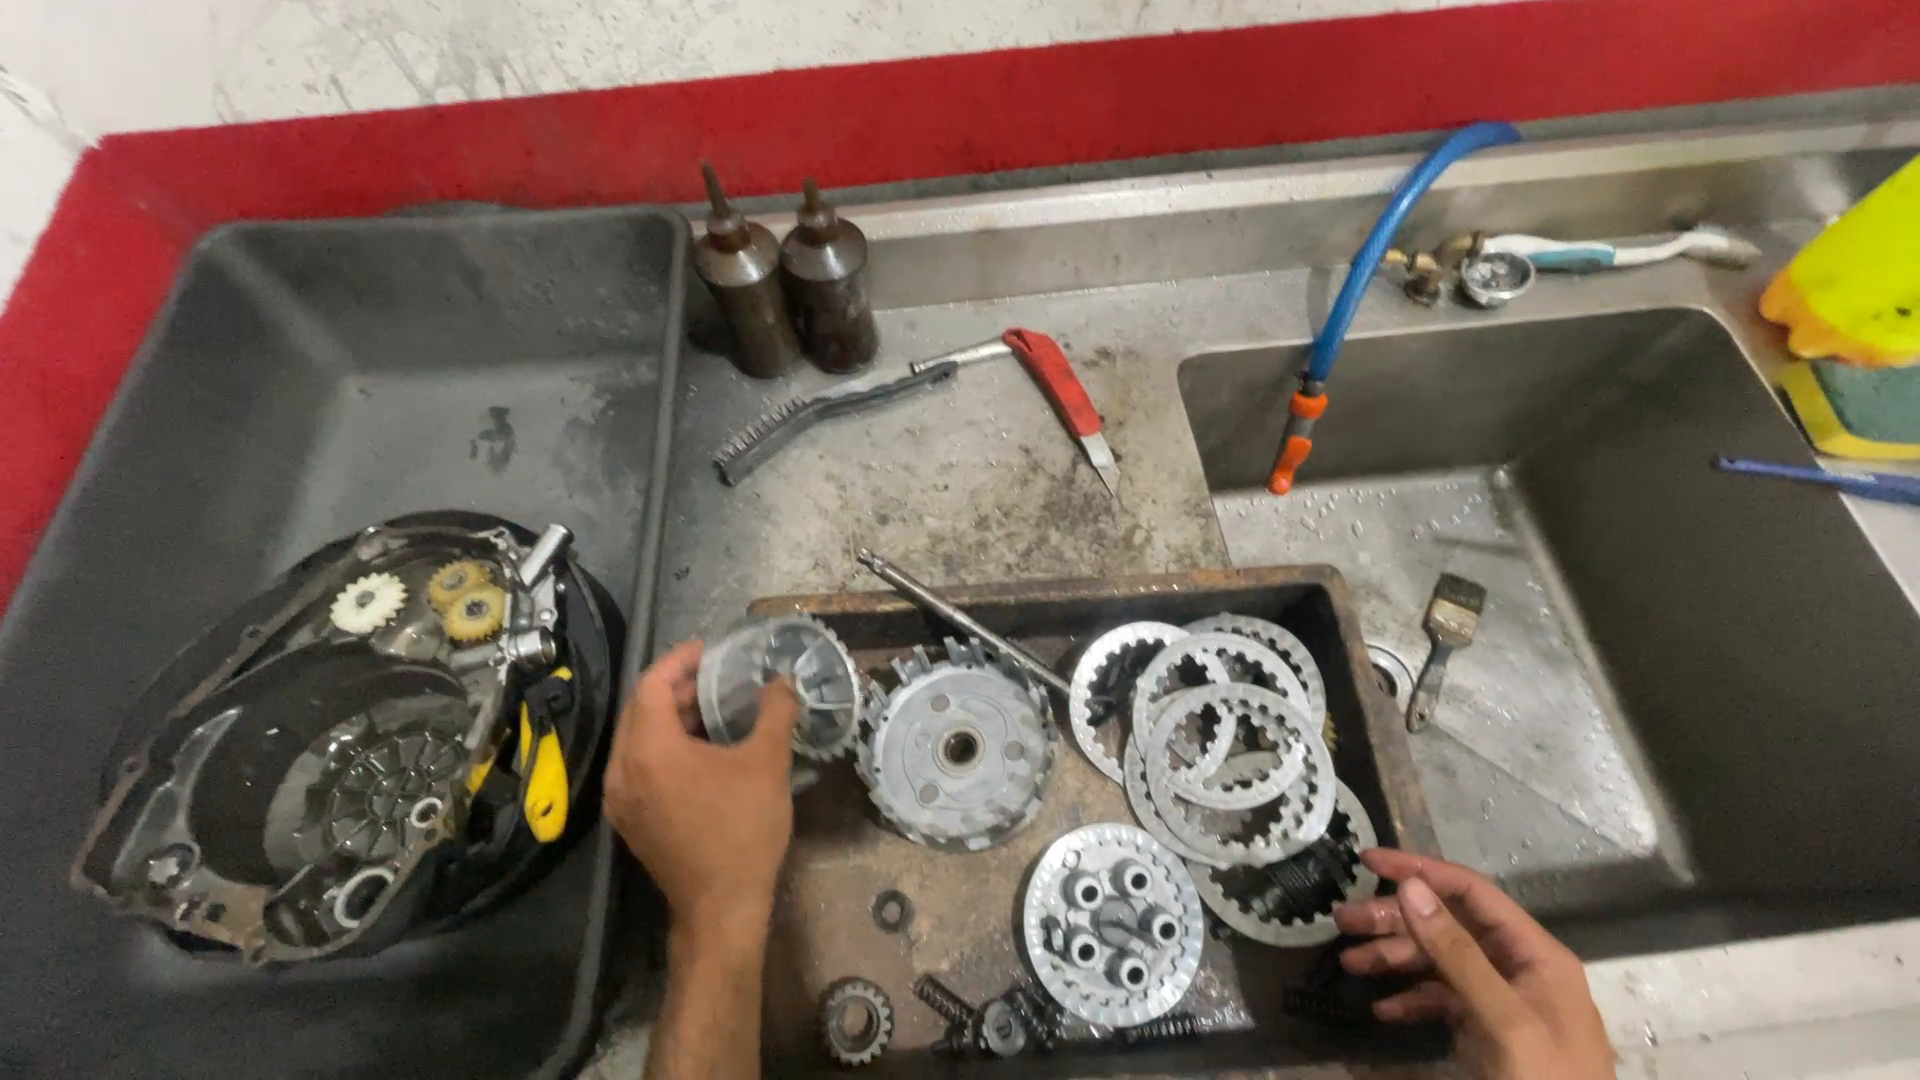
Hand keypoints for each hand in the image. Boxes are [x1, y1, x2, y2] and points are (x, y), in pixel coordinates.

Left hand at [603, 640, 800, 941]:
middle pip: (639, 709)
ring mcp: (620, 798)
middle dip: (675, 686)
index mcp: (650, 751)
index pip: (650, 685)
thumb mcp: (767, 764)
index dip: (679, 660)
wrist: (721, 907)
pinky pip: (638, 764)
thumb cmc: (743, 830)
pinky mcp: (628, 818)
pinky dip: (664, 744)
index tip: (710, 650)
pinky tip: (700, 748)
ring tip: (712, 706)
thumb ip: (775, 712)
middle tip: (716, 675)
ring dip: (669, 715)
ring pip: (637, 737)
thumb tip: (783, 681)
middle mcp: (623, 771)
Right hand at [1334, 849, 1615, 1079]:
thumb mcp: (1502, 1019)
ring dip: (1392, 957)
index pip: (1470, 891)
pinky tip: (1383, 1008)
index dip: (1418, 870)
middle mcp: (1517, 966)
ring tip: (1350, 963)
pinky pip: (1440, 997)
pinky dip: (1409, 998)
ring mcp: (1501, 997)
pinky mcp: (1486, 1027)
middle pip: (1445, 923)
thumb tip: (1410, 887)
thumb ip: (1456, 952)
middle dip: (1392, 920)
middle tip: (1343, 920)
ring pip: (1436, 959)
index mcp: (1534, 953)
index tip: (1366, 860)